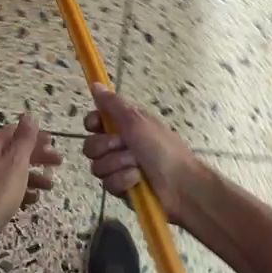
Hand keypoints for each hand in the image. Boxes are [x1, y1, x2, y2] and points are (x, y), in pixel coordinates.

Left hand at [0, 112, 62, 230]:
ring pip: (12, 172)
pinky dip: (21, 191)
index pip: (14, 133)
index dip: (34, 136)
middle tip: (58, 162)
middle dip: (38, 156)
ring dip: (33, 176)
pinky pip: (6, 189)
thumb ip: (24, 138)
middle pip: (15, 153)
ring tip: (50, 186)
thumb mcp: (16, 162)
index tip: (53, 142)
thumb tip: (28, 115)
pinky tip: (32, 200)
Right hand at [82, 84, 211, 226]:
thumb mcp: (137, 121)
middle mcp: (119, 145)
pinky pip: (108, 184)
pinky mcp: (121, 188)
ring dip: (118, 164)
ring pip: (98, 166)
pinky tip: (137, 180)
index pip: (94, 121)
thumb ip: (113, 104)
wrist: (180, 184)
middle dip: (107, 147)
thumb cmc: (161, 147)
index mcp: (124, 125)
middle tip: (125, 146)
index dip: (92, 123)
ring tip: (137, 166)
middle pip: (91, 146)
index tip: (96, 125)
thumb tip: (95, 84)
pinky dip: (123, 180)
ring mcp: (119, 168)